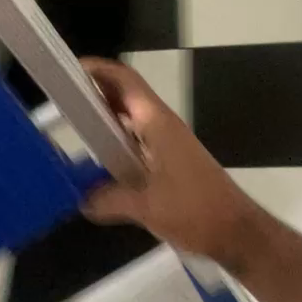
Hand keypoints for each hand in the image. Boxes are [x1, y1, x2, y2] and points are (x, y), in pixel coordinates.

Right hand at [80, 57, 268, 264]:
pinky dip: (119, 140)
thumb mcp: (146, 207)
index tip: (70, 69)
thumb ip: (109, 200)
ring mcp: (169, 142)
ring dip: (107, 116)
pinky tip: (101, 160)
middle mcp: (163, 126)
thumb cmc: (195, 210)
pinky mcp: (172, 160)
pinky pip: (139, 139)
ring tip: (75, 125)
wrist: (238, 232)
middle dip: (96, 92)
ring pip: (133, 118)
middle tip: (63, 99)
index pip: (125, 81)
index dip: (99, 69)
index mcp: (157, 123)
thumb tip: (82, 200)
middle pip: (127, 95)